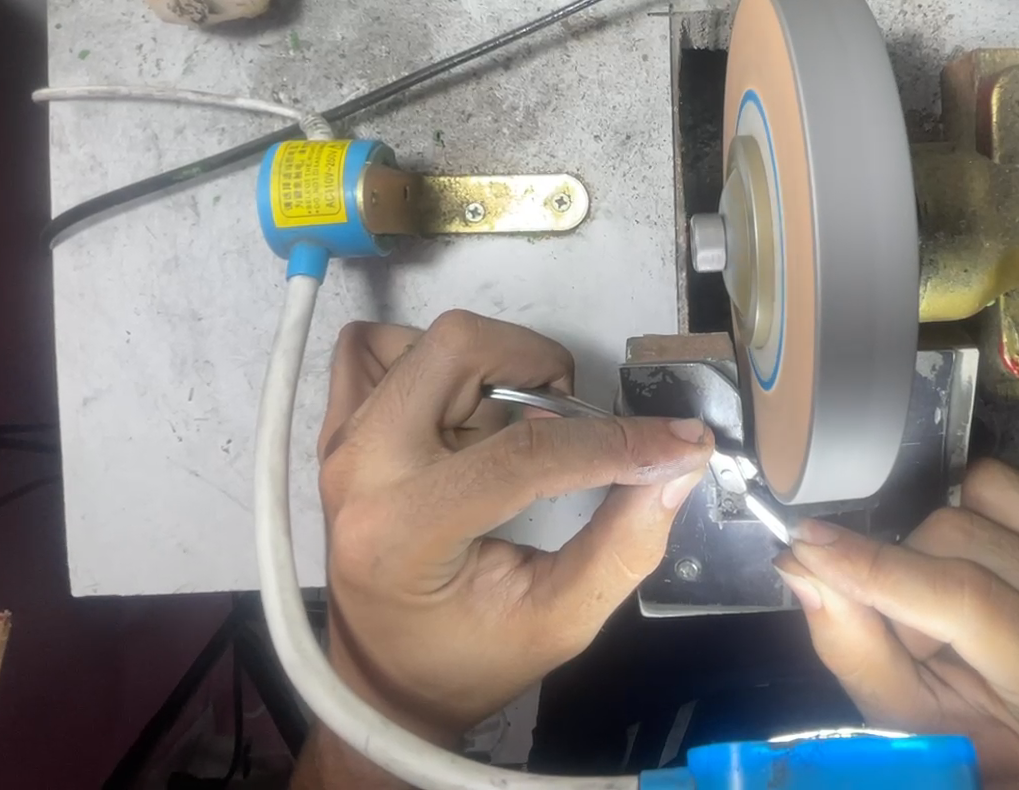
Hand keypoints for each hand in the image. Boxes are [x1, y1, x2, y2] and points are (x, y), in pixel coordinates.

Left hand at [310, 311, 711, 754]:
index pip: (523, 455)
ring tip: (506, 426)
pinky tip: (455, 408)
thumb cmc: (468, 658)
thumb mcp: (560, 621)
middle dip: (537, 366)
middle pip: (459, 347)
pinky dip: (429, 358)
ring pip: (426, 339)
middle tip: (564, 420)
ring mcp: (339, 438)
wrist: (379, 678)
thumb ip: (626, 543)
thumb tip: (680, 459)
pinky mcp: (337, 423)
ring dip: (490, 366)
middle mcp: (359, 468)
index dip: (614, 441)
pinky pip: (374, 346)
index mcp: (403, 533)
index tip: (680, 439)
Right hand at [775, 460, 1018, 789]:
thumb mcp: (914, 724)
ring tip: (945, 596)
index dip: (878, 566)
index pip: (968, 601)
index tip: (807, 542)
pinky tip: (978, 561)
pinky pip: (1002, 482)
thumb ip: (856, 649)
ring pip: (978, 495)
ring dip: (932, 539)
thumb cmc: (991, 740)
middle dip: (903, 572)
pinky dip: (965, 507)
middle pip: (961, 537)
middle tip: (909, 624)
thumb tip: (800, 565)